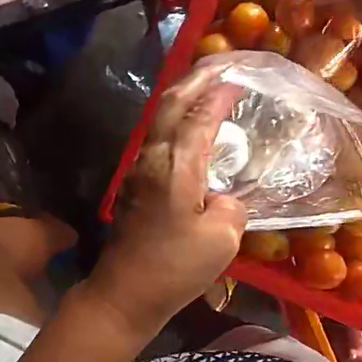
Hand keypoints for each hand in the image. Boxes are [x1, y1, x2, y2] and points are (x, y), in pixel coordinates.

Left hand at [88, 69, 247, 338]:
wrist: (124, 294)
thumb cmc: (175, 268)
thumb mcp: (222, 240)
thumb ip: (231, 207)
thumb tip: (222, 197)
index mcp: (174, 167)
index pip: (199, 118)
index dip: (219, 96)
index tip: (237, 79)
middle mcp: (152, 160)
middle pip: (169, 106)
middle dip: (194, 81)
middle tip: (217, 66)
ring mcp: (137, 172)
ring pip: (160, 123)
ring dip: (182, 101)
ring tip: (206, 90)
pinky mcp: (133, 188)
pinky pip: (158, 143)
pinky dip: (176, 127)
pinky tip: (191, 135)